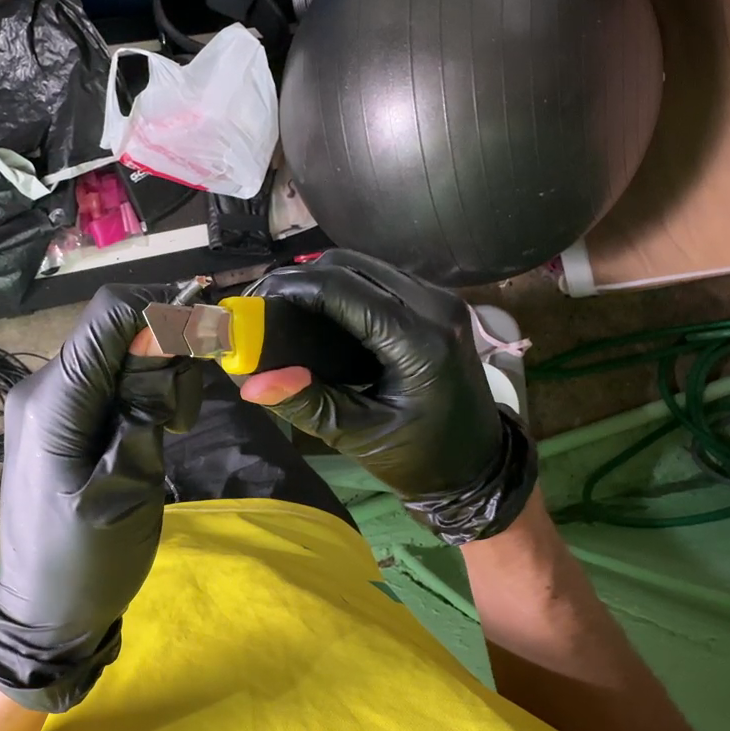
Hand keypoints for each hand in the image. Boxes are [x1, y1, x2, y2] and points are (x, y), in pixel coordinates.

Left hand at [0, 285, 196, 712]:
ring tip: (169, 432)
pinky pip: (101, 383)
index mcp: (53, 401)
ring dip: (152, 376)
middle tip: (185, 414)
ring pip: (111, 355)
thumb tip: (166, 336)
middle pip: (113, 330)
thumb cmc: (87, 563)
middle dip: (164, 351)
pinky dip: (136, 394)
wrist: (42, 613)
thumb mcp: (129, 487)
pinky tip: (149, 434)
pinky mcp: (54, 420)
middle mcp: (40, 387)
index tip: (212, 336)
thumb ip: (145, 405)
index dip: (166, 309)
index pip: (110, 314)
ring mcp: (44, 403)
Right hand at [240, 250, 534, 544]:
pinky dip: (342, 289)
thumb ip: (308, 404)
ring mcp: (439, 300)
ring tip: (283, 308)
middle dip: (299, 280)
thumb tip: (251, 382)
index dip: (292, 289)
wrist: (478, 465)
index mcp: (419, 342)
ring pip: (364, 266)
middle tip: (261, 306)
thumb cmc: (420, 458)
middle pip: (351, 265)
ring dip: (319, 280)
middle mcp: (434, 307)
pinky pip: (379, 280)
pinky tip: (317, 313)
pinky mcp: (435, 304)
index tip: (253, 303)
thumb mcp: (359, 437)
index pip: (343, 290)